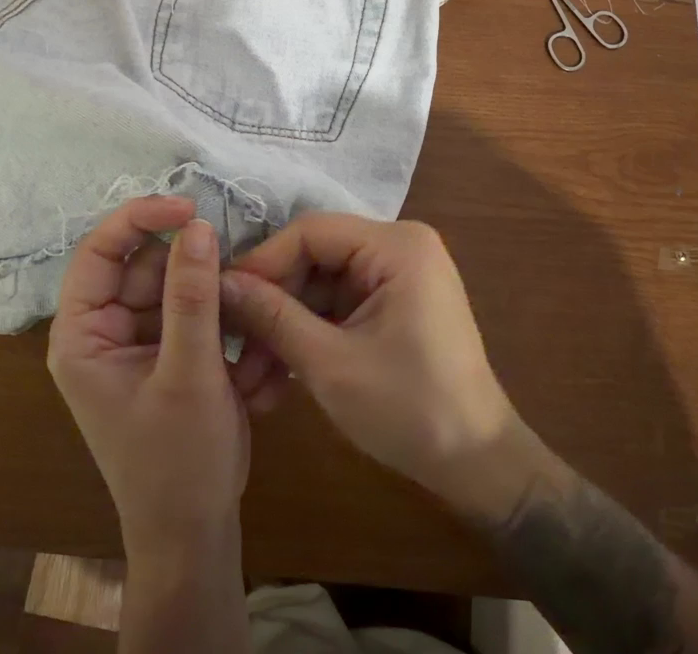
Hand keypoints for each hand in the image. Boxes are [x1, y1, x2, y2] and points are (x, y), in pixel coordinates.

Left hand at [46, 196, 250, 555]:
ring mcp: (136, 347)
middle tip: (243, 274)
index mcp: (83, 335)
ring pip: (175, 293)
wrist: (194, 534)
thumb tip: (197, 226)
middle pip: (145, 270)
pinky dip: (222, 327)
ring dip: (216, 302)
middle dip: (193, 270)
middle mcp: (103, 333)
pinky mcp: (167, 361)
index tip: (190, 205)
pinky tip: (251, 357)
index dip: (139, 219)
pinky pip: (192, 321)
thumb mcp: (189, 374)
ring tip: (253, 324)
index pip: (99, 253)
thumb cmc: (178, 461)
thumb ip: (192, 298)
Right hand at [218, 214, 526, 520]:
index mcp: (396, 247)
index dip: (261, 263)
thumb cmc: (410, 409)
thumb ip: (272, 316)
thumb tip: (219, 283)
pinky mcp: (389, 309)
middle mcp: (397, 250)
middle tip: (230, 348)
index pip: (309, 232)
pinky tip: (273, 380)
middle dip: (269, 306)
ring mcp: (394, 280)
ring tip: (247, 380)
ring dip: (281, 330)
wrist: (478, 466)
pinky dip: (305, 339)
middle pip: (311, 260)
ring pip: (316, 289)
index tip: (219, 301)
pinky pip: (334, 310)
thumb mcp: (330, 363)